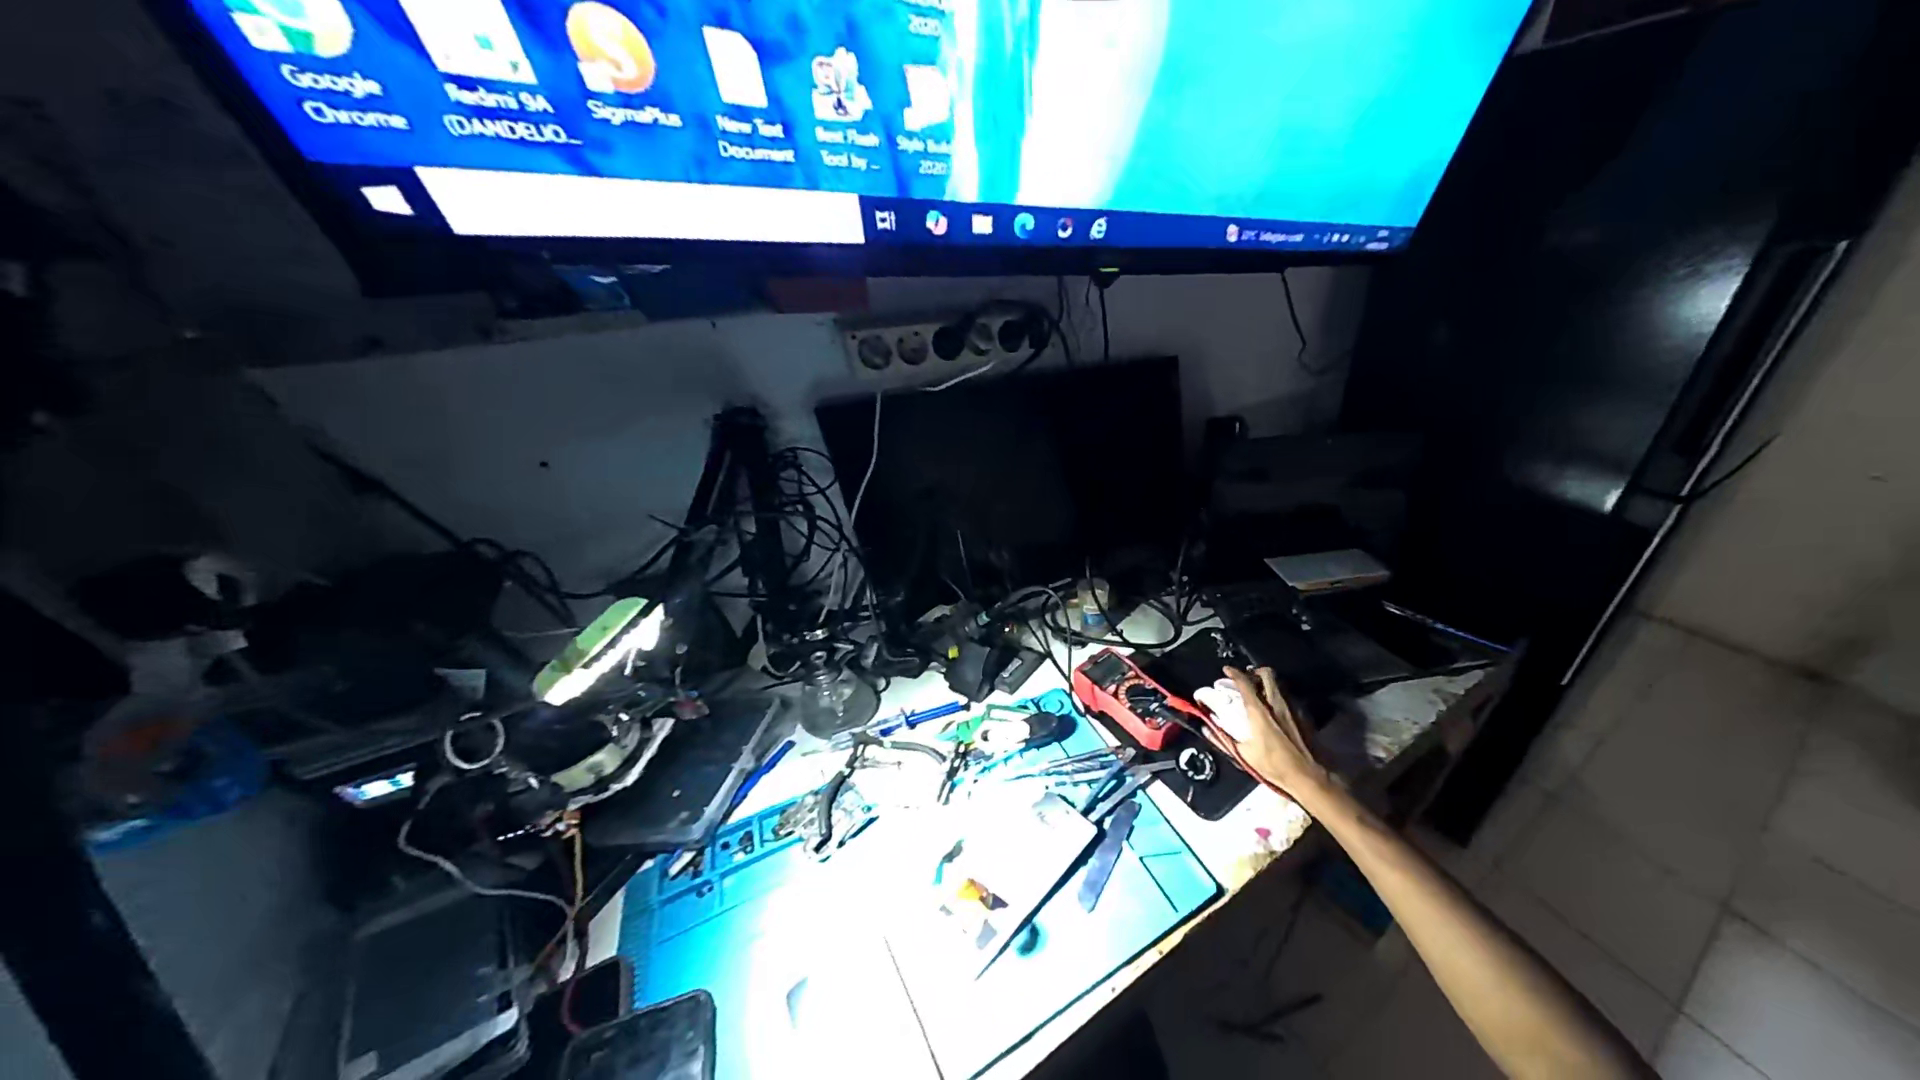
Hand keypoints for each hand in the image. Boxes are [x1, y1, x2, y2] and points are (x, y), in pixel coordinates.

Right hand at [1215, 666, 1332, 799]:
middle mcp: (1277, 704)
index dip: (1234, 673)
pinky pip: (1288, 696)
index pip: (1245, 683)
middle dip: (1254, 672)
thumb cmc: (1275, 766)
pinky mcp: (1304, 715)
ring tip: (1258, 691)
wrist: (1311, 776)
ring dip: (1266, 683)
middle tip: (1246, 678)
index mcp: (1260, 712)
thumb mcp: (1244, 755)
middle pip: (1267, 674)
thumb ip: (1222, 739)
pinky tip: (1274, 709)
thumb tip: (1206, 728)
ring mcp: (1293, 708)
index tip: (1227, 670)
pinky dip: (1277, 695)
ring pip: (1278, 684)